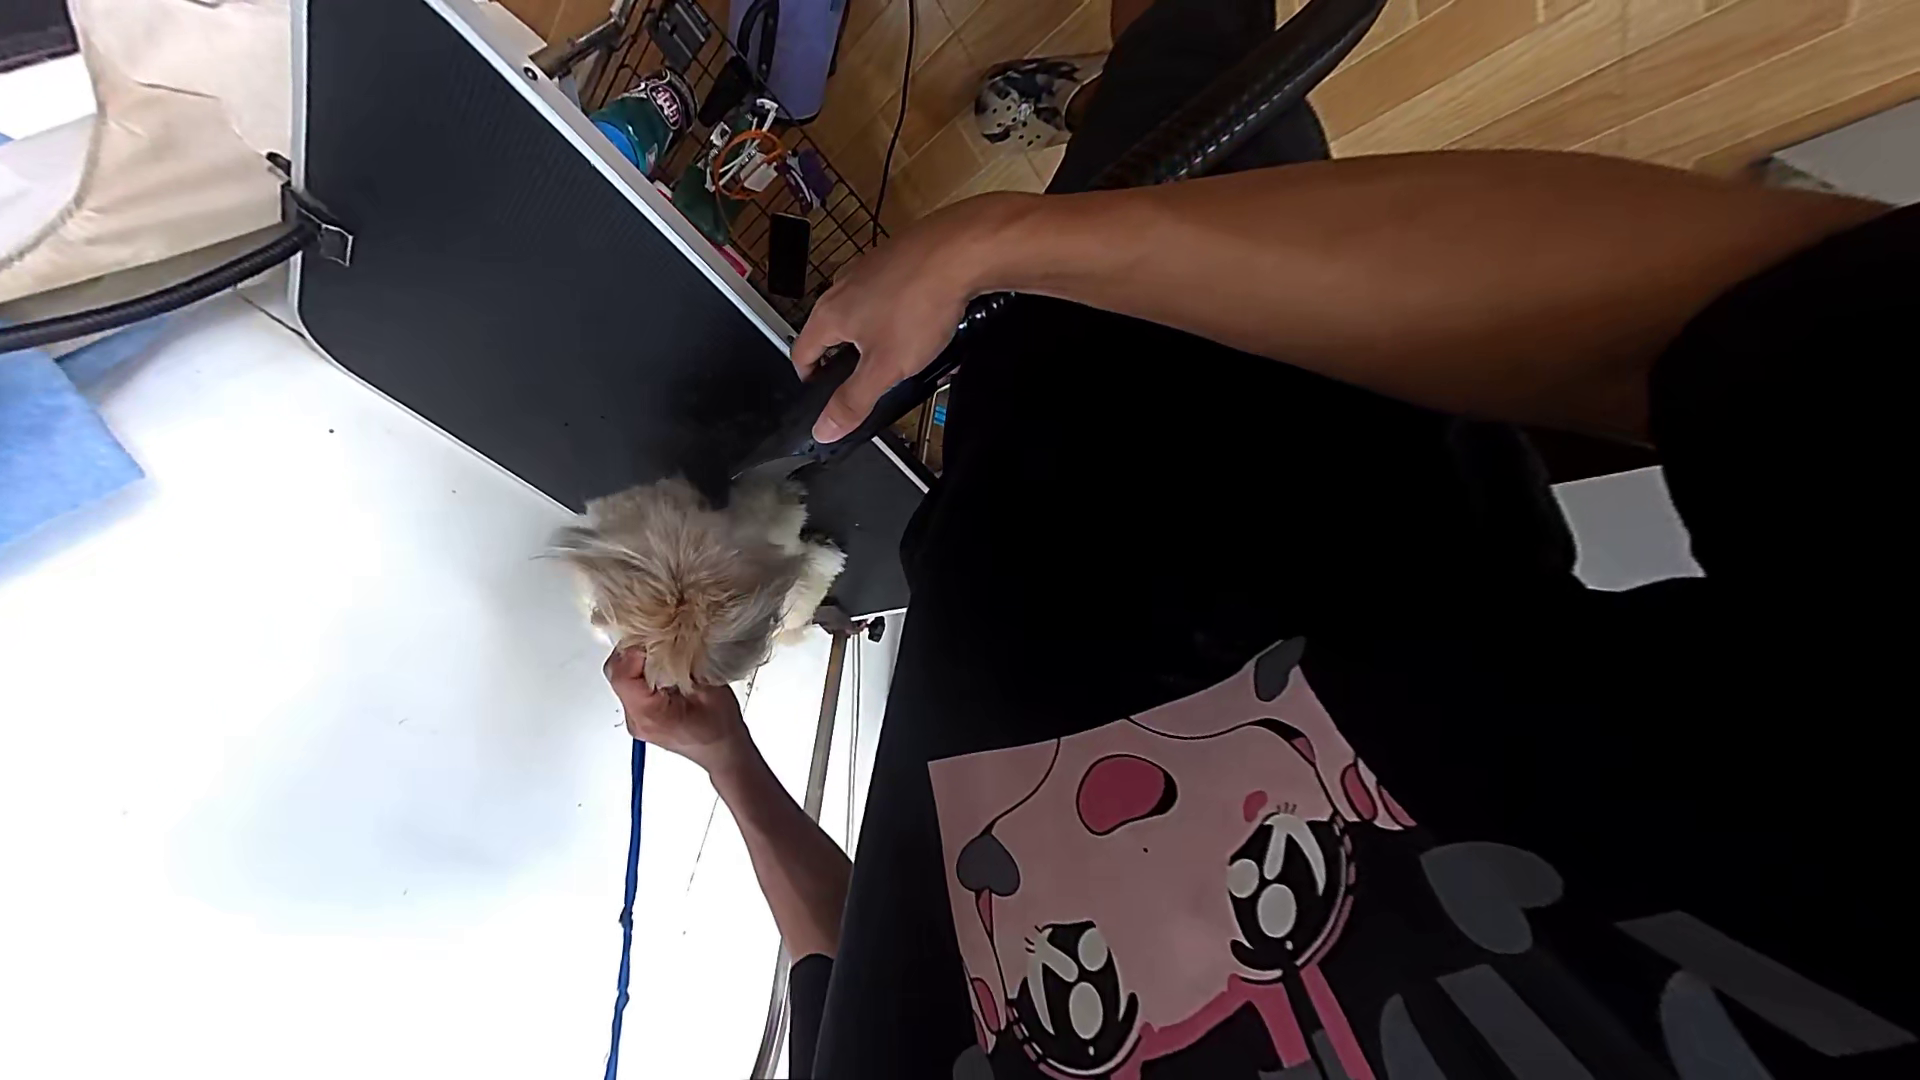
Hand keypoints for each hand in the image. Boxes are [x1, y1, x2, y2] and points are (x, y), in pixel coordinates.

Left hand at [604, 647, 751, 775]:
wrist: (723, 752)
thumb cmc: (720, 728)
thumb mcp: (710, 690)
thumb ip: (688, 665)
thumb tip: (674, 639)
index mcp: (649, 715)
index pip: (622, 676)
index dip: (635, 650)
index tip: (655, 637)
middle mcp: (635, 718)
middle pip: (616, 674)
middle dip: (633, 650)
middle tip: (658, 636)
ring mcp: (635, 717)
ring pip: (621, 677)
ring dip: (638, 658)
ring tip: (663, 648)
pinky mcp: (640, 712)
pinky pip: (632, 684)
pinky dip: (643, 668)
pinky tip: (663, 663)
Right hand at [791, 192, 1037, 441]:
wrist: (960, 251)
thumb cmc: (919, 305)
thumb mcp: (884, 368)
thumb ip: (853, 401)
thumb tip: (823, 429)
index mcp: (829, 313)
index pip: (801, 352)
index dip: (809, 379)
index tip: (819, 393)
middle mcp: (843, 286)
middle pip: (832, 332)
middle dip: (847, 361)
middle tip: (864, 382)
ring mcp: (871, 269)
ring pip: (864, 314)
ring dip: (877, 340)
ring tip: (901, 360)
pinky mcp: (898, 260)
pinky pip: (891, 298)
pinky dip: (901, 319)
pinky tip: (925, 330)